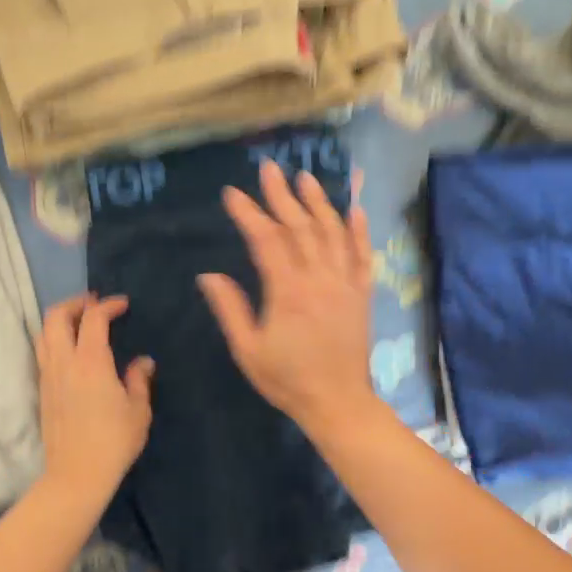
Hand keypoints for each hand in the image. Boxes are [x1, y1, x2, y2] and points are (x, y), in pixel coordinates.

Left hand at [35, 293, 154, 499]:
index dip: (108, 305)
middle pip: (57, 316)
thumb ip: (139, 380)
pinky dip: (54, 340)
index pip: (94, 318)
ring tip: (79, 323)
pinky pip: (43, 353)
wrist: (76, 474)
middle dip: (75, 303)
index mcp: (90, 362)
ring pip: (43, 333)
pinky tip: (71, 352)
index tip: (123, 305)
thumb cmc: (114, 442)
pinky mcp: (43, 391)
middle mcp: (64, 362)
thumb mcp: (138, 411)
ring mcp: (48, 376)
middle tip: (94, 304)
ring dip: (60, 320)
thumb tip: (142, 362)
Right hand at [198, 160, 378, 430]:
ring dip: (319, 203)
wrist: (337, 402)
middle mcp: (319, 279)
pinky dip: (358, 230)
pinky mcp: (362, 294)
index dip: (249, 214)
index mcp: (288, 292)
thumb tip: (209, 276)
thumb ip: (230, 310)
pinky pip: (363, 255)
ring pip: (333, 233)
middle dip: (282, 196)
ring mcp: (345, 284)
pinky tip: (353, 209)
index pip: (266, 240)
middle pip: (300, 227)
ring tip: (305, 178)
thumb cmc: (287, 380)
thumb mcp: (249, 350)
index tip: (232, 194)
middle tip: (269, 169)